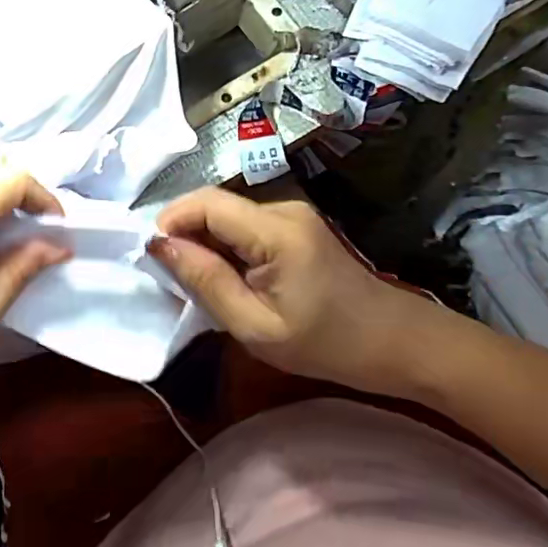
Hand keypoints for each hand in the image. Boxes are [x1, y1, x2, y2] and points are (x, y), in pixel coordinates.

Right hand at [149, 187, 441, 394]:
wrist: (394, 341)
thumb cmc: (327, 344)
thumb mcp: (256, 326)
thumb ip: (206, 281)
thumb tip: (159, 245)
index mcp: (275, 230)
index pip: (207, 202)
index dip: (171, 220)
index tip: (153, 257)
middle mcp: (282, 208)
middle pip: (215, 204)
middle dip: (184, 233)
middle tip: (172, 276)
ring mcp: (291, 213)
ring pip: (227, 214)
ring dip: (204, 241)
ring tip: (198, 282)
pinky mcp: (294, 223)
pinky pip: (244, 224)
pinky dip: (225, 245)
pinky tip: (227, 277)